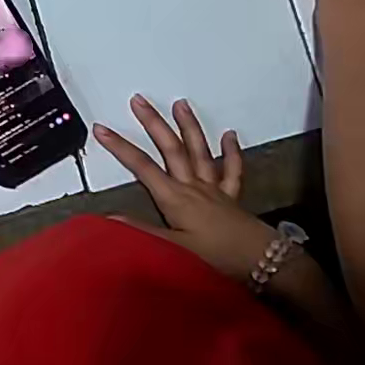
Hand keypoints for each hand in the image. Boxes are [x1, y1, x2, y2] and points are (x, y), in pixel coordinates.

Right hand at [93, 95, 275, 283]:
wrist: (263, 264)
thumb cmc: (217, 259)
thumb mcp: (174, 249)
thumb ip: (142, 231)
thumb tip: (110, 216)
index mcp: (175, 198)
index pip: (142, 167)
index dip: (120, 147)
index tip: (102, 129)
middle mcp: (193, 186)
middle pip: (171, 149)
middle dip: (153, 123)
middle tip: (139, 100)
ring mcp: (214, 189)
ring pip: (199, 151)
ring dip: (189, 126)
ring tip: (181, 103)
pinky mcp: (232, 197)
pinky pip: (233, 170)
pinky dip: (232, 152)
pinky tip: (230, 135)